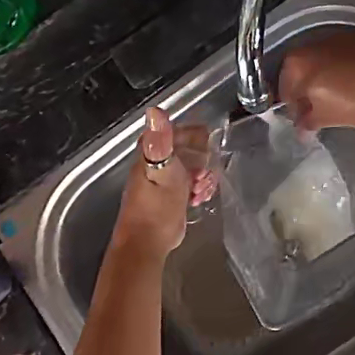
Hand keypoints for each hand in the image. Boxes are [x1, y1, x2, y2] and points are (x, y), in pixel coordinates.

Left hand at [110, 108, 216, 256]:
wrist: (147, 244)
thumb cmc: (155, 208)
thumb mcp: (163, 171)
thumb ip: (161, 141)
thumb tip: (155, 110)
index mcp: (153, 152)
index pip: (181, 132)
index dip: (197, 139)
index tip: (207, 151)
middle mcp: (158, 162)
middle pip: (191, 150)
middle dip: (204, 161)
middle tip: (203, 177)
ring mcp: (165, 180)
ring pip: (194, 168)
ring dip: (204, 177)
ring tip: (201, 191)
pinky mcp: (173, 196)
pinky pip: (193, 184)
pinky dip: (200, 189)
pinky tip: (200, 199)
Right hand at [277, 30, 354, 131]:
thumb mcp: (326, 118)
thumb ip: (307, 122)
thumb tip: (301, 128)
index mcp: (296, 63)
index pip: (285, 90)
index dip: (293, 109)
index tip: (304, 121)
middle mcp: (312, 43)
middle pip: (302, 71)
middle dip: (308, 90)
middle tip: (320, 110)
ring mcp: (338, 37)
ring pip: (323, 61)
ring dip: (326, 77)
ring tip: (341, 96)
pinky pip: (344, 55)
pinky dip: (345, 67)